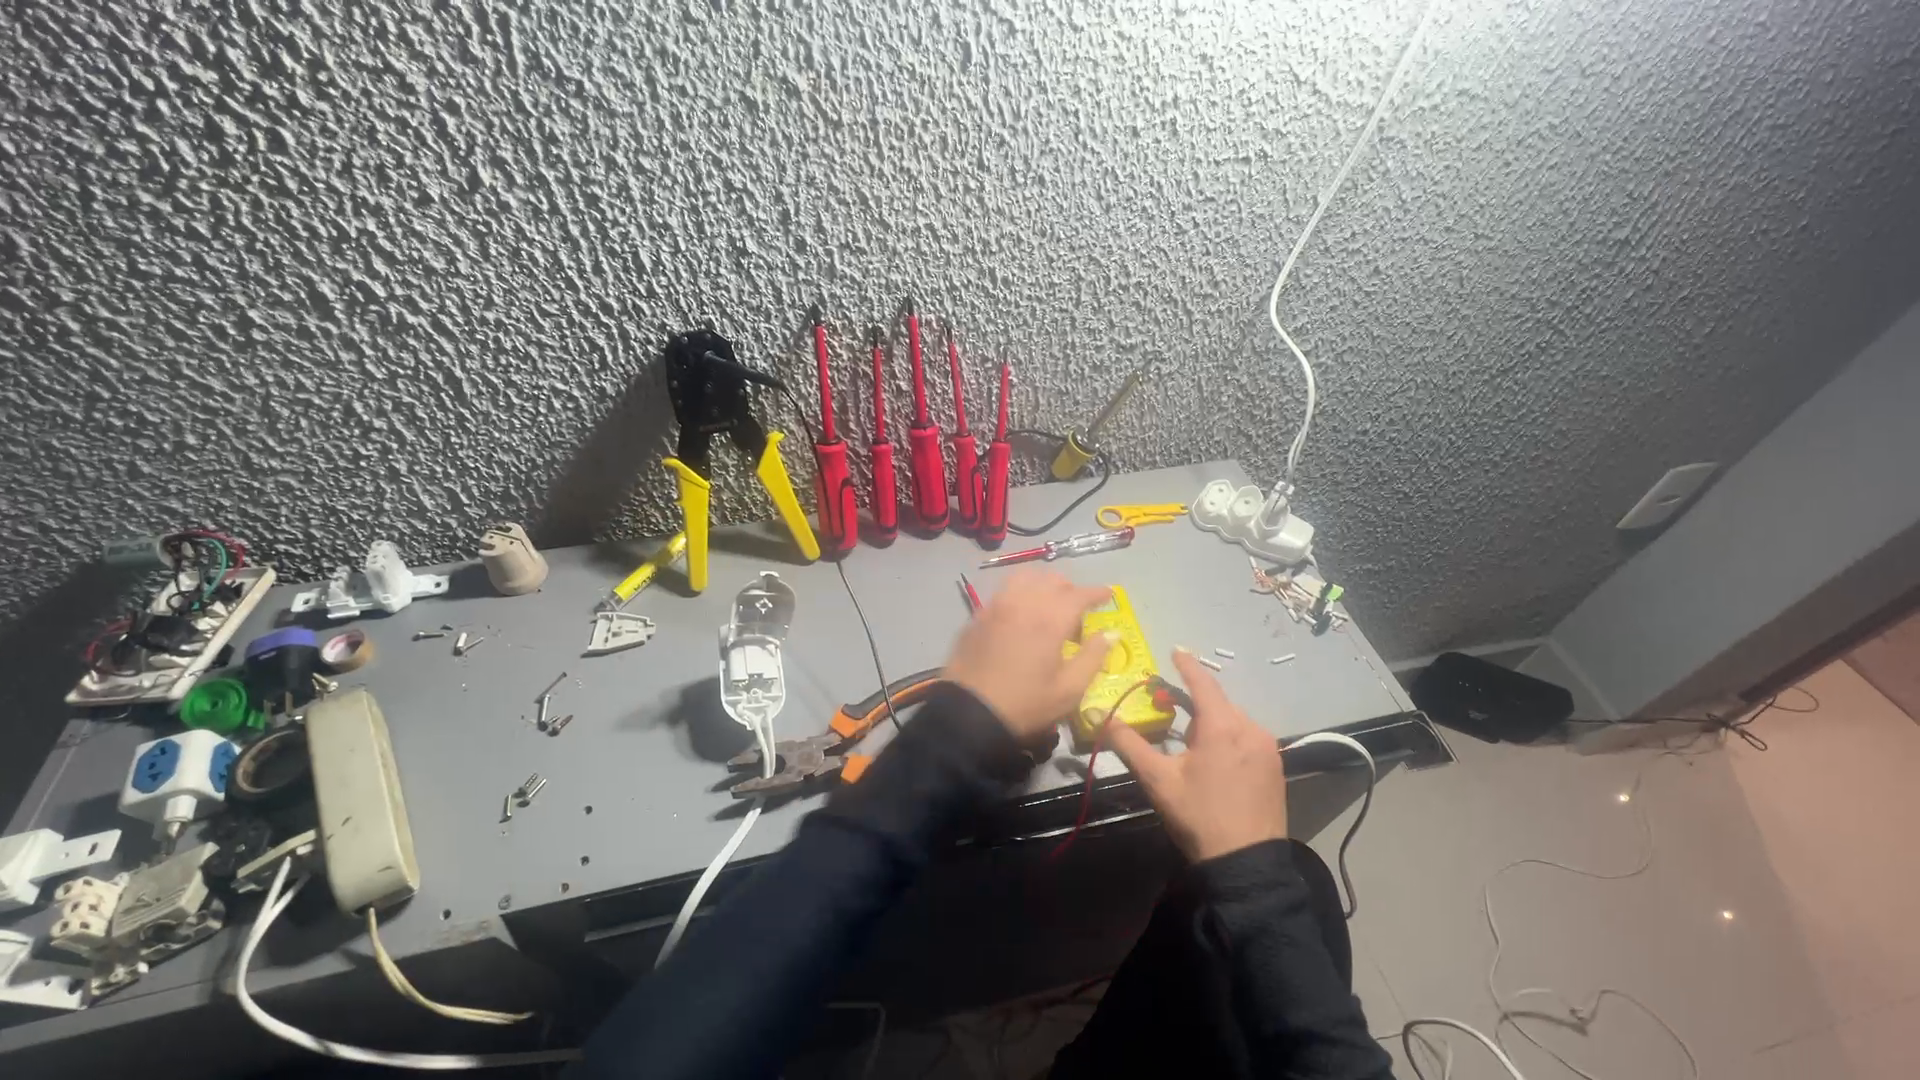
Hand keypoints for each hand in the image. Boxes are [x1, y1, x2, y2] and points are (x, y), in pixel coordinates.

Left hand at [943, 569, 1114, 742]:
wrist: (968, 713)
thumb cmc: (1025, 704)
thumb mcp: (1069, 689)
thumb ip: (1093, 657)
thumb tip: (1111, 633)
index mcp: (1049, 619)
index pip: (1079, 594)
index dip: (1096, 592)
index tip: (1107, 595)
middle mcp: (1023, 603)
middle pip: (1052, 580)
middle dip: (1070, 590)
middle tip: (1077, 612)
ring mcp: (996, 606)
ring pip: (1025, 578)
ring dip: (1043, 585)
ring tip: (1049, 606)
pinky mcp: (978, 615)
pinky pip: (1004, 591)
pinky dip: (1020, 593)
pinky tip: (1021, 615)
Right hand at [1105, 648, 1288, 861]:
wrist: (1245, 863)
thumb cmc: (1198, 816)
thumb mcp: (1158, 780)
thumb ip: (1128, 744)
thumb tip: (1101, 715)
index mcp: (1222, 726)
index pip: (1203, 683)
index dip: (1187, 665)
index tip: (1176, 651)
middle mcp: (1250, 729)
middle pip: (1217, 704)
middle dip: (1195, 705)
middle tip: (1170, 714)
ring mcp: (1268, 748)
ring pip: (1233, 722)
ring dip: (1212, 725)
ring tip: (1191, 747)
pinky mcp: (1275, 766)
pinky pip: (1247, 739)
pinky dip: (1229, 739)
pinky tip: (1216, 763)